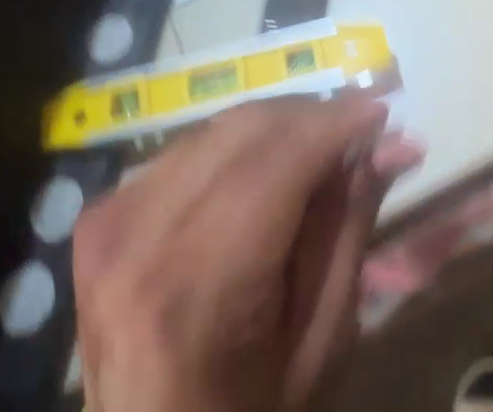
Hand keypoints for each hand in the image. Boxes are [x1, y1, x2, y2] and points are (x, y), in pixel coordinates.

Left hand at [70, 97, 422, 411]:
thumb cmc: (250, 408)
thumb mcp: (320, 340)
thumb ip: (348, 229)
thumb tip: (393, 144)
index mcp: (195, 285)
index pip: (276, 164)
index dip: (334, 124)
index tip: (382, 110)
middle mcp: (138, 236)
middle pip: (243, 132)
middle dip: (310, 117)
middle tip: (360, 129)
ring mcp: (109, 220)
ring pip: (214, 130)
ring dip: (275, 128)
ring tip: (320, 152)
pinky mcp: (99, 214)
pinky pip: (184, 151)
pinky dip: (235, 148)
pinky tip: (265, 171)